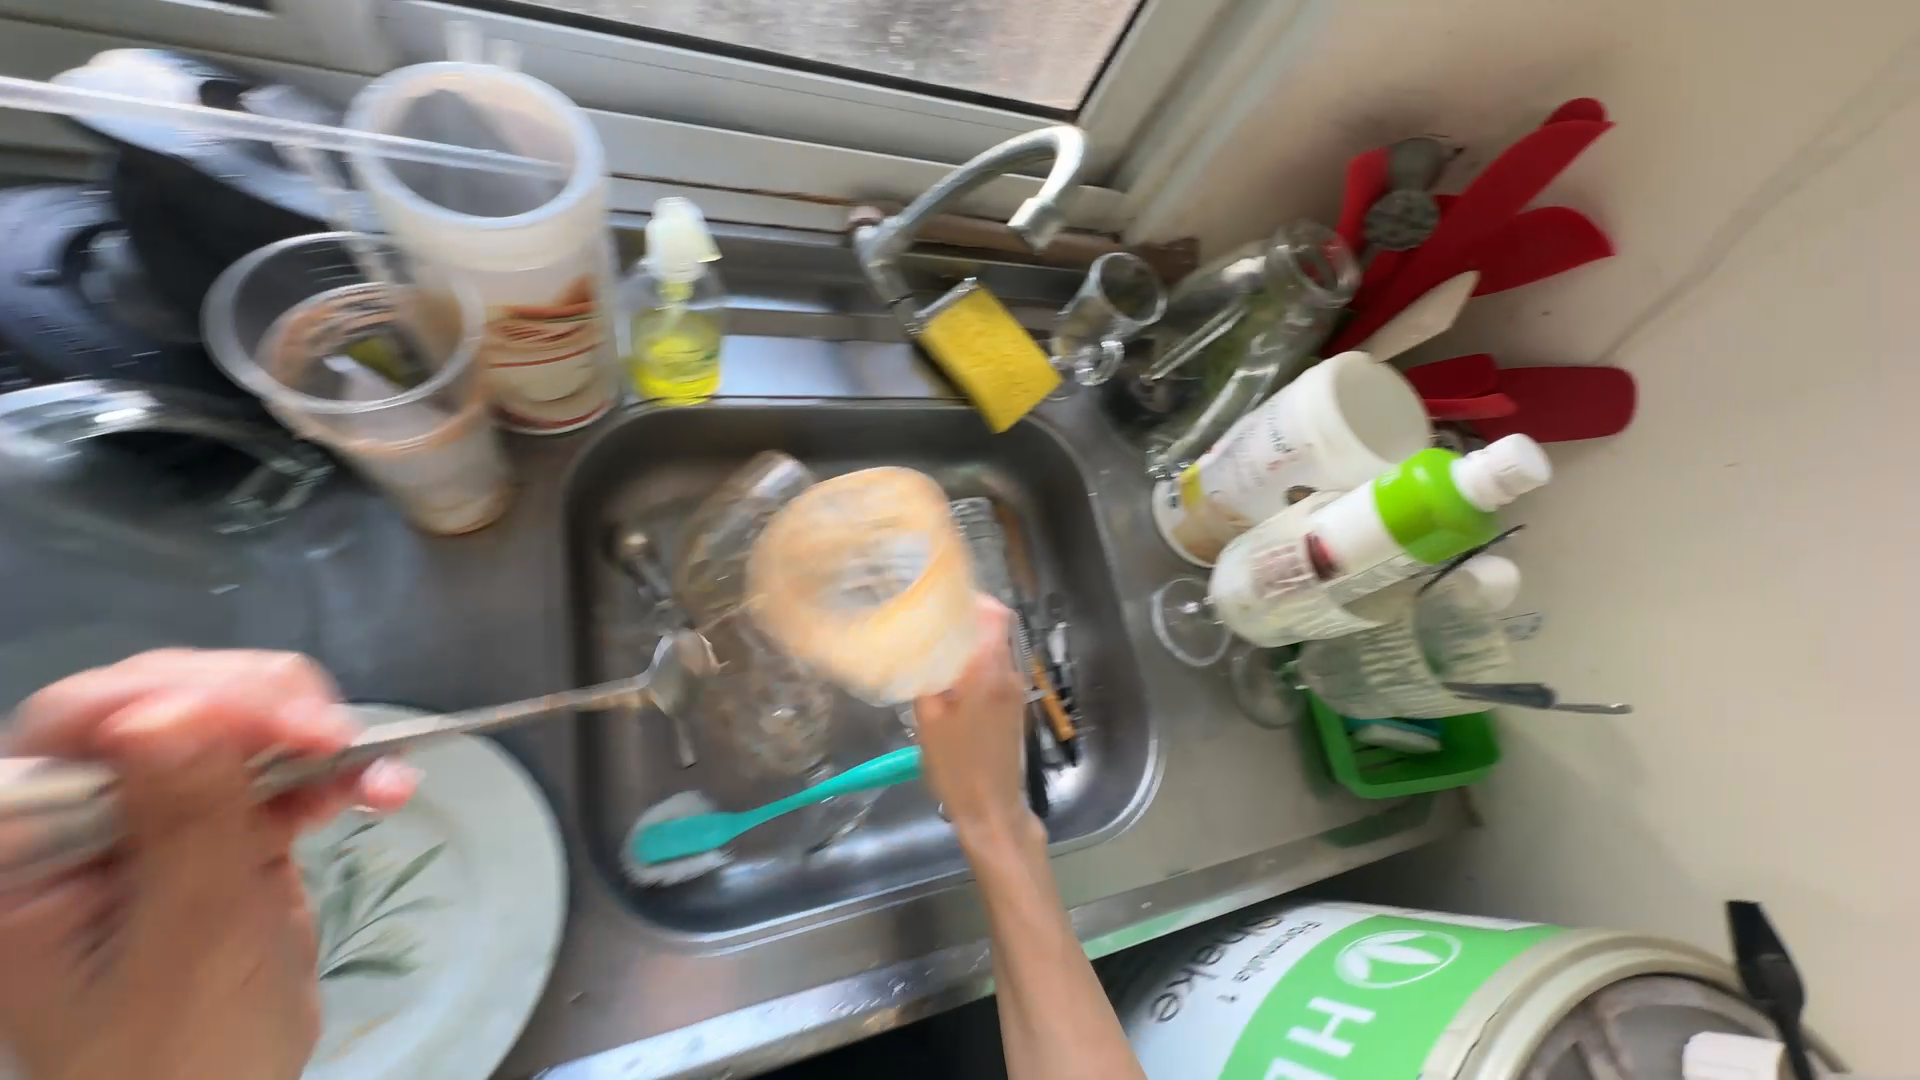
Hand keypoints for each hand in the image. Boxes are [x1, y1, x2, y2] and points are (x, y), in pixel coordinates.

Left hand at [0, 649, 416, 1079]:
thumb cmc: (182, 1038)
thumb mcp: (186, 932)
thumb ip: (180, 819)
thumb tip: (170, 709)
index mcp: (36, 842)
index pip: (84, 721)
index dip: (183, 698)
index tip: (281, 724)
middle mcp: (94, 812)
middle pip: (176, 703)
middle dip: (266, 707)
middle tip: (337, 737)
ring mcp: (168, 814)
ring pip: (246, 723)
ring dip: (325, 737)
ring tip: (381, 771)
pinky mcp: (235, 823)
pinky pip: (294, 768)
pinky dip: (349, 770)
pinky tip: (388, 789)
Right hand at [914, 595, 1031, 833]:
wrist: (992, 808)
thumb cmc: (956, 766)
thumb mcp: (928, 720)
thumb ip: (926, 677)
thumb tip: (917, 648)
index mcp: (989, 672)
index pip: (996, 616)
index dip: (976, 600)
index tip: (947, 597)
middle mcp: (1010, 674)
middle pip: (998, 628)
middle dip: (969, 618)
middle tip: (934, 618)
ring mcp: (1016, 691)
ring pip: (998, 648)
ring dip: (973, 641)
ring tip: (938, 644)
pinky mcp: (1015, 706)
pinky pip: (998, 668)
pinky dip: (978, 661)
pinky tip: (951, 674)